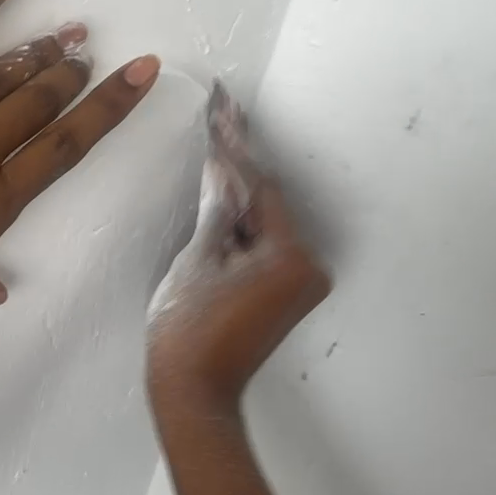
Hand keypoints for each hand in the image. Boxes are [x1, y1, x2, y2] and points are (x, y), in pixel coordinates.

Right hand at [146, 83, 329, 405]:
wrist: (193, 390)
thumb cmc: (186, 328)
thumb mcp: (196, 261)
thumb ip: (215, 209)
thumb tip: (221, 166)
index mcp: (291, 256)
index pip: (261, 187)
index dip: (237, 146)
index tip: (224, 104)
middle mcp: (309, 266)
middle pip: (267, 203)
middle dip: (239, 164)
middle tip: (221, 113)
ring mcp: (299, 282)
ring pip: (264, 223)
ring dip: (238, 192)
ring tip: (217, 143)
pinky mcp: (284, 292)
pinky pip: (262, 245)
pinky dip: (240, 225)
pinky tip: (221, 197)